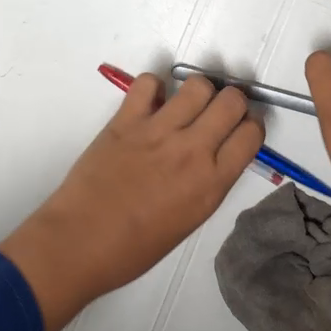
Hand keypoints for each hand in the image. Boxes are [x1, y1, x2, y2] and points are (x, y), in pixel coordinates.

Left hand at [0, 72, 264, 330]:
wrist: (79, 244)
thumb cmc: (134, 248)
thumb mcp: (189, 220)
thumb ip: (209, 182)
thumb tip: (216, 153)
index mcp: (211, 184)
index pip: (252, 134)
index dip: (250, 126)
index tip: (239, 129)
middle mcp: (192, 151)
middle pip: (232, 101)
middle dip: (231, 101)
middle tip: (217, 112)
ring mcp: (158, 131)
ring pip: (198, 84)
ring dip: (198, 90)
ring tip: (185, 105)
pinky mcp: (126, 120)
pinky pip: (149, 82)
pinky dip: (154, 87)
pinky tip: (150, 104)